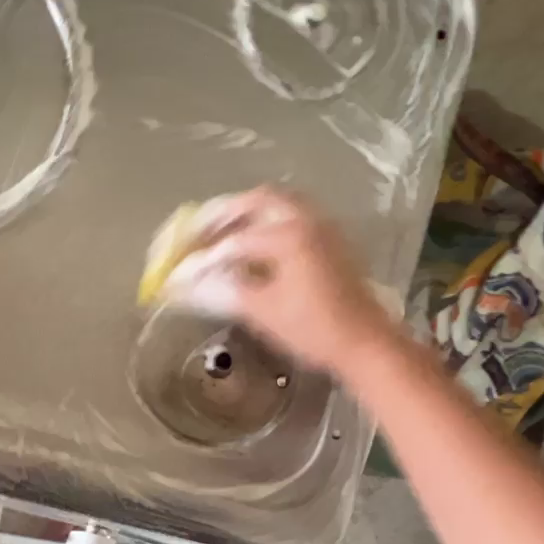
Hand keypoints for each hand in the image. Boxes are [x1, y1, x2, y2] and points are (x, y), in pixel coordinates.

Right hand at [171, 186, 401, 374]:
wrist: (366, 343)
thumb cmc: (314, 329)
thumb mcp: (262, 312)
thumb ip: (221, 292)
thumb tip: (182, 287)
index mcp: (287, 235)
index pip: (231, 241)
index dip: (199, 258)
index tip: (176, 273)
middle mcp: (305, 219)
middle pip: (254, 201)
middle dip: (221, 216)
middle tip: (196, 234)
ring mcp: (321, 226)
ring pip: (276, 204)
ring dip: (245, 215)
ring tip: (220, 237)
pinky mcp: (329, 240)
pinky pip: (291, 216)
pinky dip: (265, 223)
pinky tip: (252, 247)